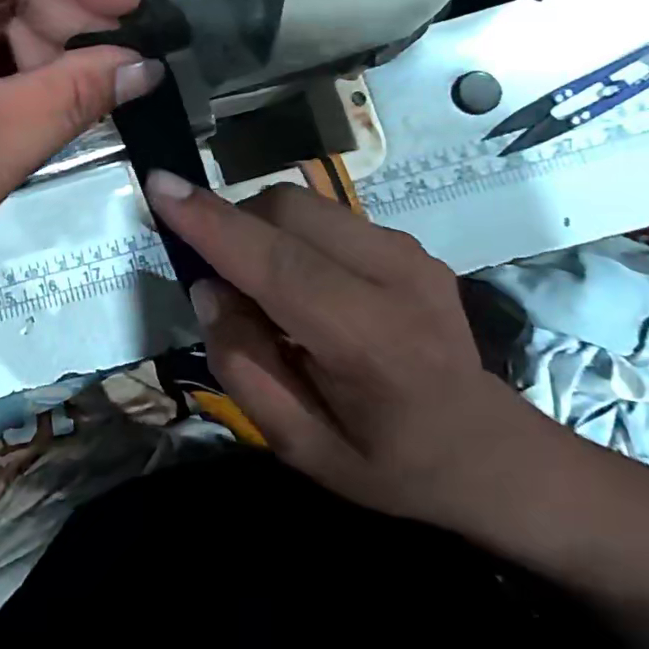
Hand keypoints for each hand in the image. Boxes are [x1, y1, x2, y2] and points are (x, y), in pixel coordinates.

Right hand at [143, 172, 536, 533]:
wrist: (488, 447)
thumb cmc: (389, 462)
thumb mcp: (300, 446)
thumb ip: (244, 365)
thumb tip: (209, 289)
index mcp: (369, 341)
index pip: (278, 264)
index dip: (213, 223)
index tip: (160, 186)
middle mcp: (396, 277)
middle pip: (287, 211)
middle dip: (235, 227)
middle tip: (224, 283)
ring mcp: (409, 251)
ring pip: (305, 204)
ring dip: (263, 231)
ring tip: (269, 291)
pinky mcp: (411, 242)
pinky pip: (328, 216)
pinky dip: (295, 237)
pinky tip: (309, 286)